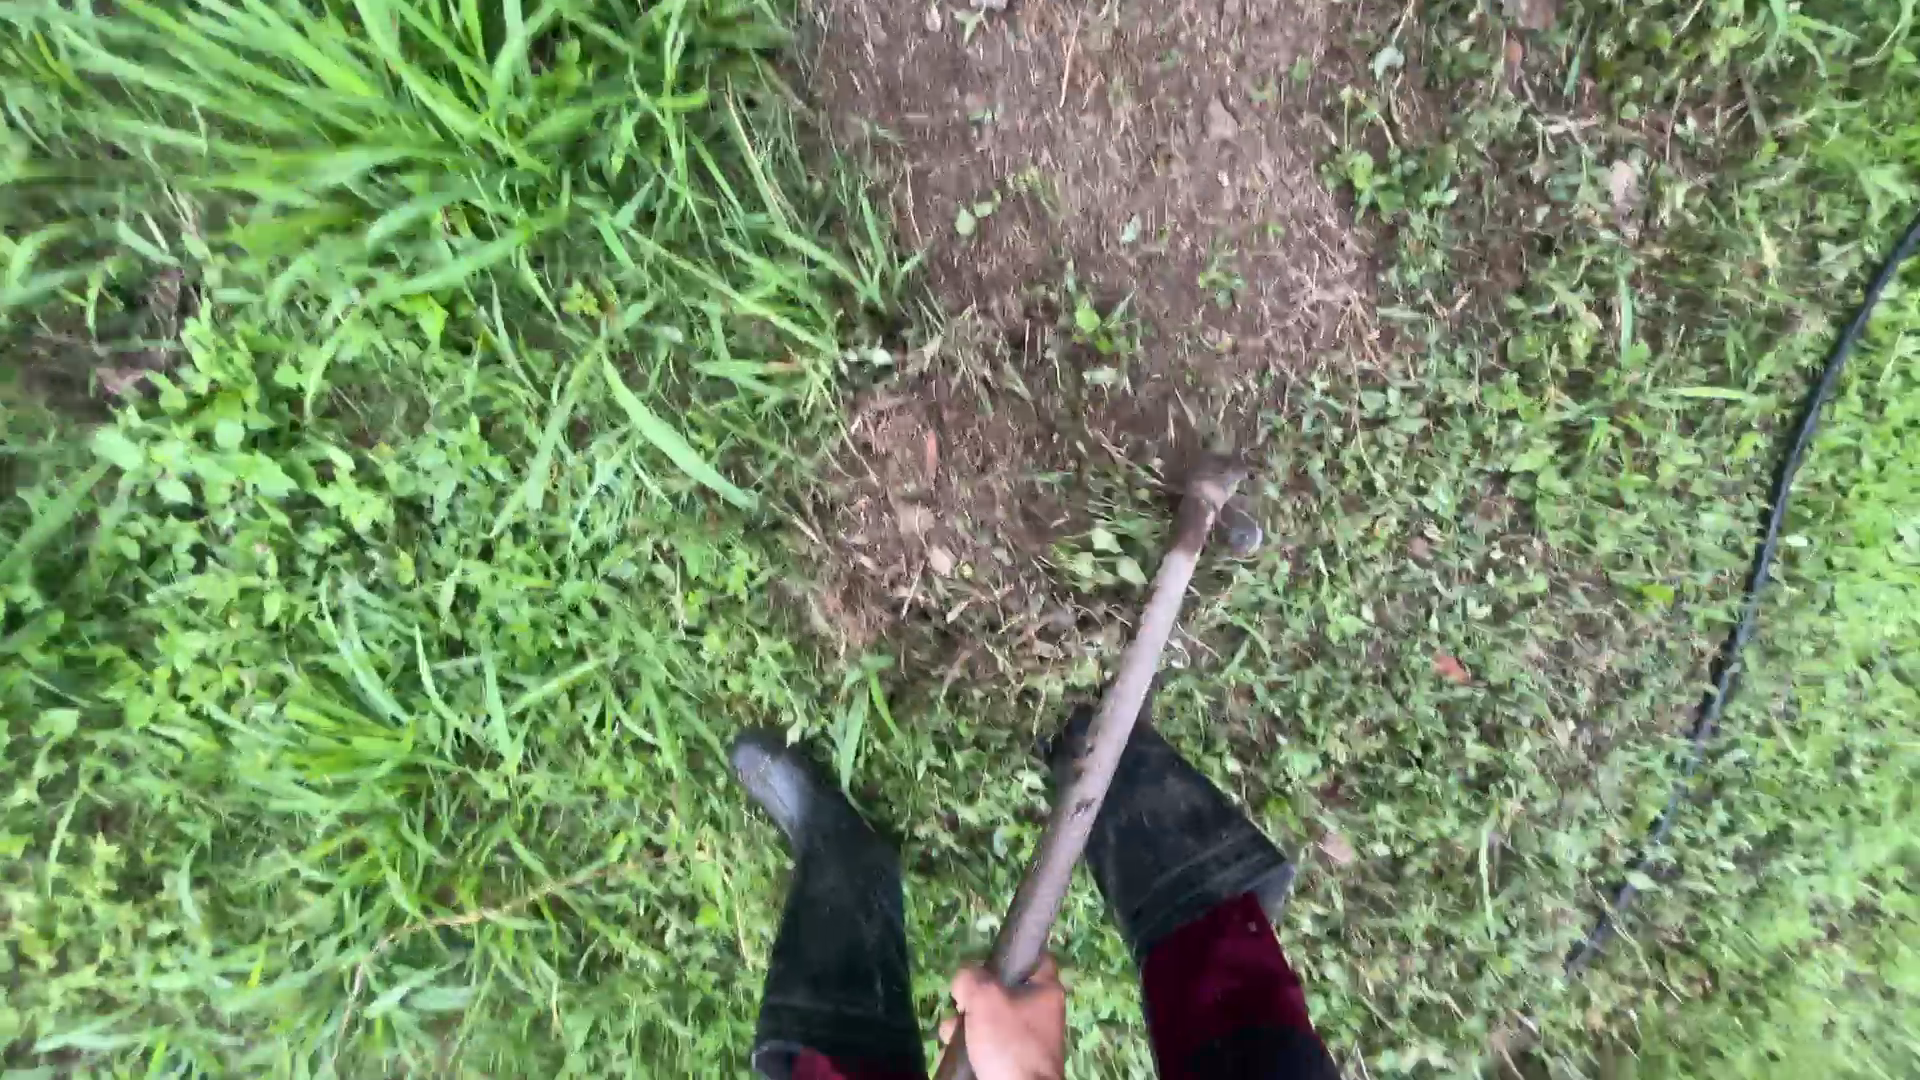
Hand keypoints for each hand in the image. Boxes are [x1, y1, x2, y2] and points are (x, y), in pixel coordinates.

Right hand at [939, 955, 1066, 1079]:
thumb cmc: (1009, 1041)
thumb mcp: (984, 996)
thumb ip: (970, 977)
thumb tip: (964, 982)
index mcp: (1047, 990)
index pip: (1033, 956)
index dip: (1009, 954)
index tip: (985, 962)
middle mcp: (1042, 1012)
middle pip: (1003, 990)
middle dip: (975, 997)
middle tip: (960, 1004)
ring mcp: (1029, 1039)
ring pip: (992, 1018)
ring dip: (967, 1023)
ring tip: (950, 1032)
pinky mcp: (1016, 1062)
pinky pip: (991, 1044)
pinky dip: (972, 1045)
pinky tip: (955, 1048)